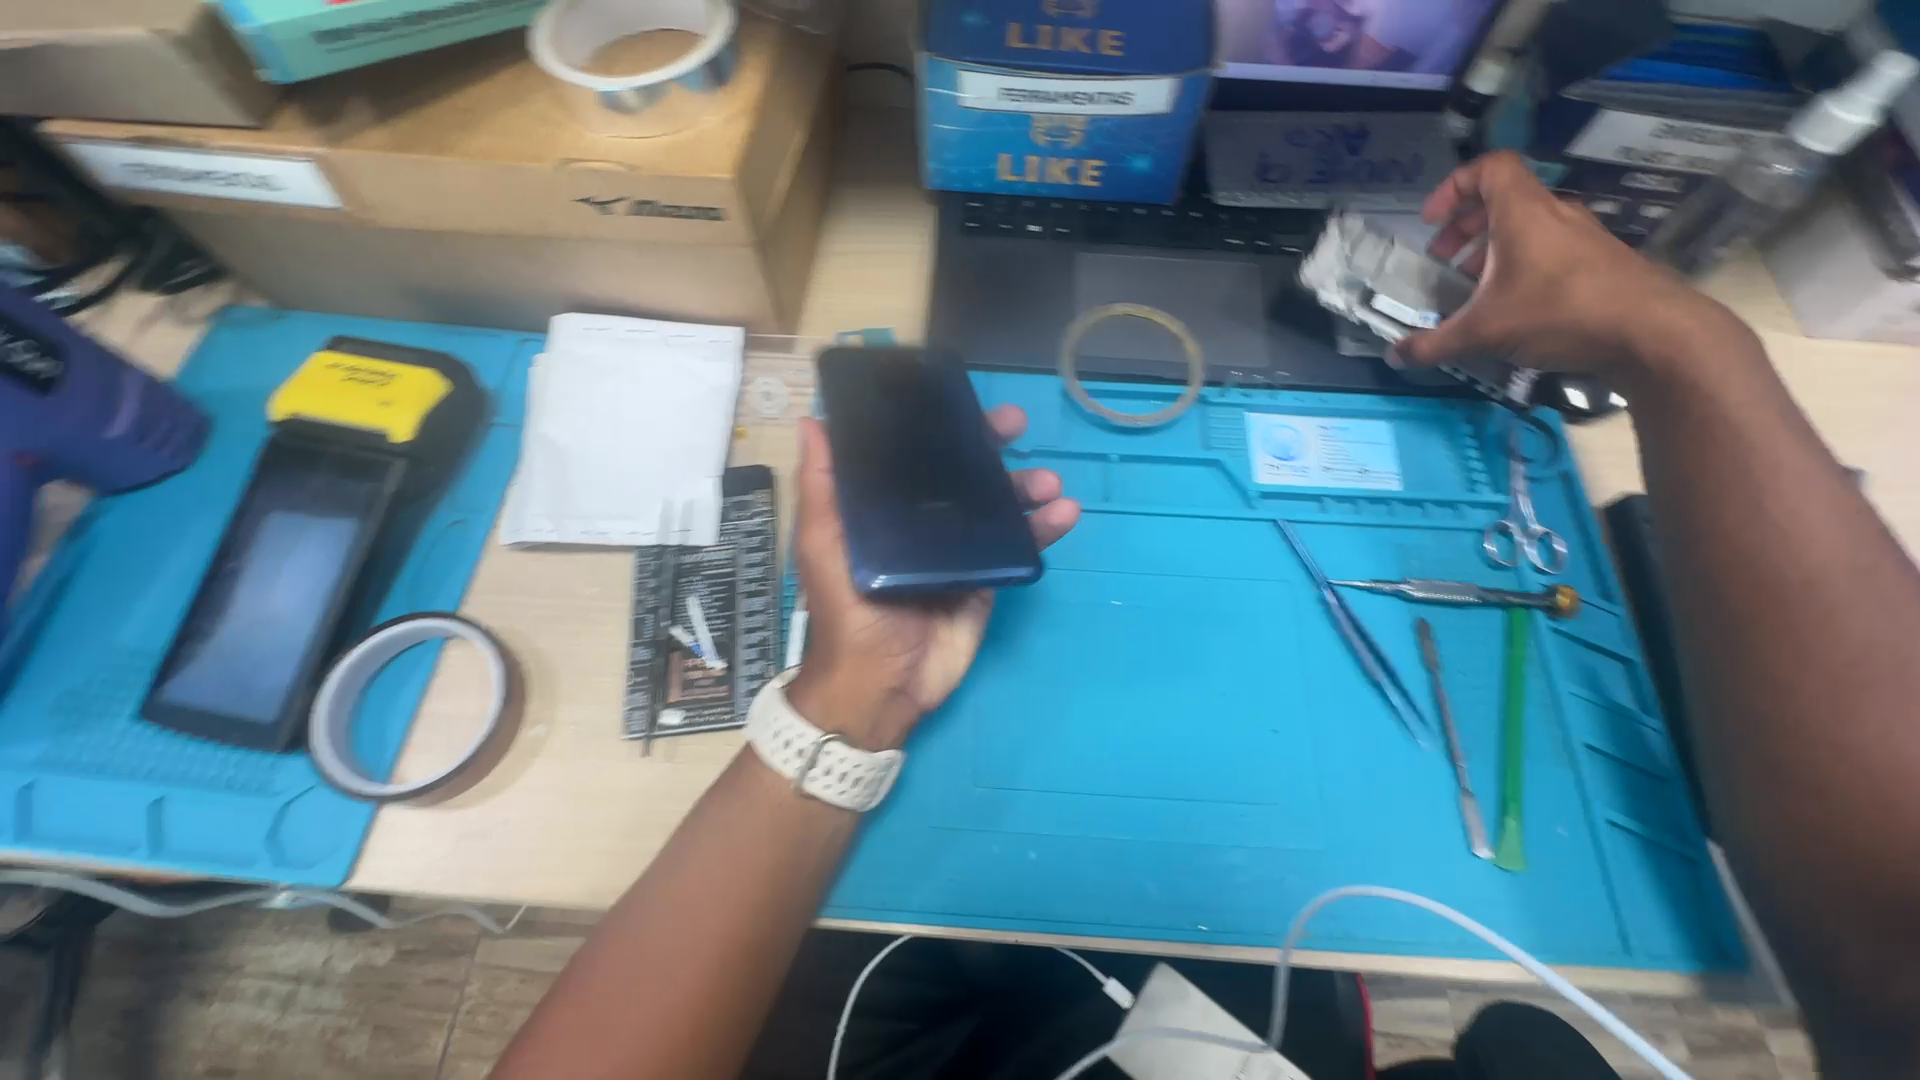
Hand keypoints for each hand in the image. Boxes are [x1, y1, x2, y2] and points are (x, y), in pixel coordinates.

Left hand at [785, 406, 1079, 750]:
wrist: (880, 682)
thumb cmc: (846, 609)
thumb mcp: (823, 543)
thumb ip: (822, 486)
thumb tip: (812, 422)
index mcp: (887, 509)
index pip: (916, 456)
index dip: (938, 427)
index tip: (959, 401)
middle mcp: (925, 522)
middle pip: (963, 473)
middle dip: (991, 446)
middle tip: (1014, 423)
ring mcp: (960, 550)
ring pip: (998, 506)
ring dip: (1025, 486)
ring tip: (1047, 483)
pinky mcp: (986, 578)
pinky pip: (1017, 546)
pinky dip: (1043, 528)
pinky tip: (1063, 513)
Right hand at [1393, 152, 1754, 390]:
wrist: (1651, 332)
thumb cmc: (1559, 314)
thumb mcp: (1481, 334)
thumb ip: (1432, 344)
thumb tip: (1395, 356)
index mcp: (1522, 214)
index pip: (1488, 169)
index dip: (1453, 187)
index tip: (1431, 221)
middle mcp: (1553, 215)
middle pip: (1502, 199)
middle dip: (1464, 226)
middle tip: (1442, 259)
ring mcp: (1580, 237)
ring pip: (1525, 226)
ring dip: (1490, 248)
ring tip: (1470, 285)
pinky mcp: (1597, 262)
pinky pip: (1547, 249)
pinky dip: (1518, 265)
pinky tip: (1509, 305)